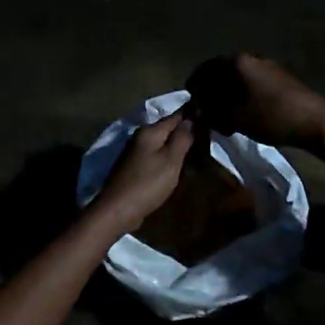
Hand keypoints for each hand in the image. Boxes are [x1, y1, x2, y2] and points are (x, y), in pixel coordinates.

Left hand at [93, 110, 196, 232]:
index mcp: (149, 131)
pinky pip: (154, 154)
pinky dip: (166, 155)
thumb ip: (181, 139)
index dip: (192, 114)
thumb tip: (190, 119)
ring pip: (160, 142)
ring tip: (194, 147)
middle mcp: (140, 136)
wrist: (117, 209)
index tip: (208, 115)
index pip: (176, 116)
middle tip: (205, 132)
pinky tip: (175, 162)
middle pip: (167, 128)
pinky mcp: (133, 166)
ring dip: (175, 143)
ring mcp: (134, 151)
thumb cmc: (148, 183)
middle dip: (184, 129)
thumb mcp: (170, 160)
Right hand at [186, 53, 324, 150]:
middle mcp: (251, 57)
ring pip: (237, 80)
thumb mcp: (233, 116)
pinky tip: (243, 116)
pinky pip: (251, 85)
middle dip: (211, 93)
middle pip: (221, 73)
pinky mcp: (279, 78)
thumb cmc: (270, 116)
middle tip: (206, 113)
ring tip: (224, 119)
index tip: (191, 103)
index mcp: (237, 61)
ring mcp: (267, 66)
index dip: (195, 87)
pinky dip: (242, 98)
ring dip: (227, 97)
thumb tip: (197, 108)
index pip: (204, 69)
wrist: (313, 121)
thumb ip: (211, 110)